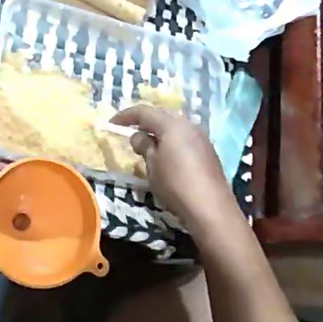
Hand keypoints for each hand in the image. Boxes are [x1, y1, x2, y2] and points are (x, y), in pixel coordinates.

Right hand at [111, 106, 246, 253]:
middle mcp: (189, 126)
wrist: (211, 209)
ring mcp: (202, 139)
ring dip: (159, 134)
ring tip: (146, 147)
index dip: (126, 116)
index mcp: (172, 125)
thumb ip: (143, 145)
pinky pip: (184, 140)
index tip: (111, 123)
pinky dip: (171, 143)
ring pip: (175, 129)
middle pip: (162, 118)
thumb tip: (138, 136)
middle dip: (144, 124)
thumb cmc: (175, 183)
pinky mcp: (209, 153)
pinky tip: (166, 157)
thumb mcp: (152, 164)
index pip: (144, 112)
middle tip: (129, 134)